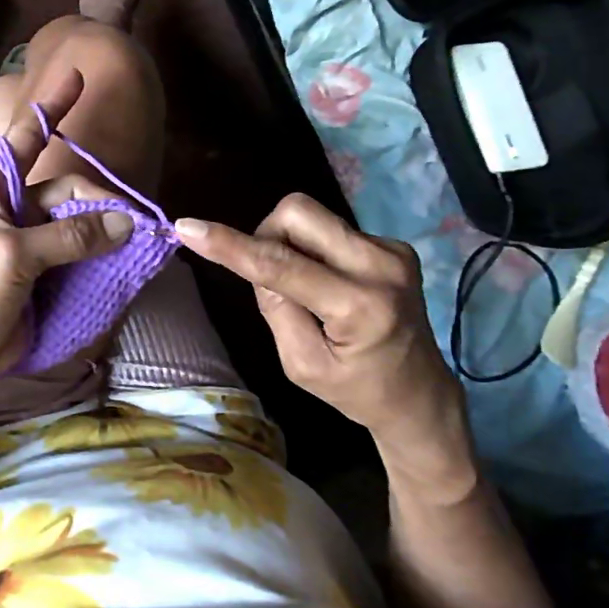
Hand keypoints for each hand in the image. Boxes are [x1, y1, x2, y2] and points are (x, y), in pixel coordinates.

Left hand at [0, 71, 131, 391]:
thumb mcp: (15, 256)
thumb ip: (69, 236)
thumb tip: (125, 224)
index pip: (22, 139)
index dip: (51, 109)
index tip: (76, 77)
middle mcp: (8, 208)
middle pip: (62, 187)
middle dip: (95, 198)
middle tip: (129, 224)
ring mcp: (25, 241)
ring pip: (74, 220)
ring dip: (102, 226)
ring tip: (133, 239)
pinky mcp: (39, 271)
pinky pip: (75, 250)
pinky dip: (97, 251)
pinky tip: (120, 257)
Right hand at [175, 195, 466, 452]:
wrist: (420, 394)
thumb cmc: (356, 390)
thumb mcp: (302, 364)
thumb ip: (276, 310)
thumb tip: (254, 262)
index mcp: (359, 306)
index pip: (279, 263)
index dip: (230, 245)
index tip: (188, 227)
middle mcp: (381, 266)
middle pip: (298, 213)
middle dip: (266, 234)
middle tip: (266, 276)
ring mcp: (391, 250)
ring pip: (312, 215)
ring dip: (289, 244)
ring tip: (302, 288)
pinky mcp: (392, 246)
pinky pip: (329, 228)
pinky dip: (311, 250)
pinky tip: (326, 284)